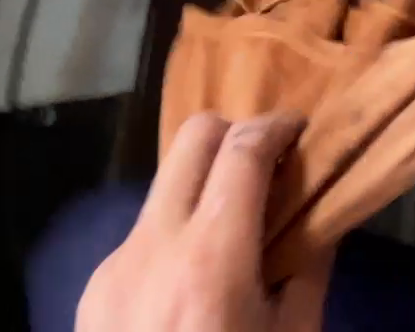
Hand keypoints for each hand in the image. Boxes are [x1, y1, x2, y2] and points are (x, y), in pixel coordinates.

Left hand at [77, 112, 322, 331]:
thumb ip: (312, 265)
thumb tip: (322, 211)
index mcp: (210, 260)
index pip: (243, 148)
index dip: (278, 125)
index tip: (300, 129)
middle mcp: (152, 246)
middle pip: (193, 136)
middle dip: (238, 131)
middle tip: (270, 162)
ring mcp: (114, 265)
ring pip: (167, 180)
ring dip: (207, 181)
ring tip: (237, 228)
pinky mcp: (92, 289)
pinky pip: (146, 229)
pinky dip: (180, 227)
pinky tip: (195, 280)